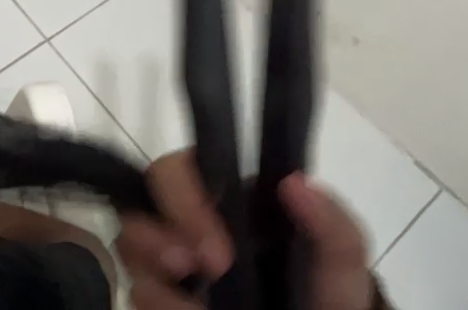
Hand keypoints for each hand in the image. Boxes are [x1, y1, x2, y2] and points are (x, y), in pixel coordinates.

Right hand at [115, 149, 375, 309]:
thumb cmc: (324, 298)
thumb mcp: (339, 268)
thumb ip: (333, 227)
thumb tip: (295, 183)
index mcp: (219, 197)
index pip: (175, 171)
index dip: (183, 201)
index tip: (217, 252)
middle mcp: (183, 222)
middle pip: (136, 206)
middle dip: (154, 237)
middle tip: (189, 270)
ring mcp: (167, 263)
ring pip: (127, 250)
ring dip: (153, 279)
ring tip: (193, 309)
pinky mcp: (160, 296)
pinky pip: (135, 293)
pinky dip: (157, 305)